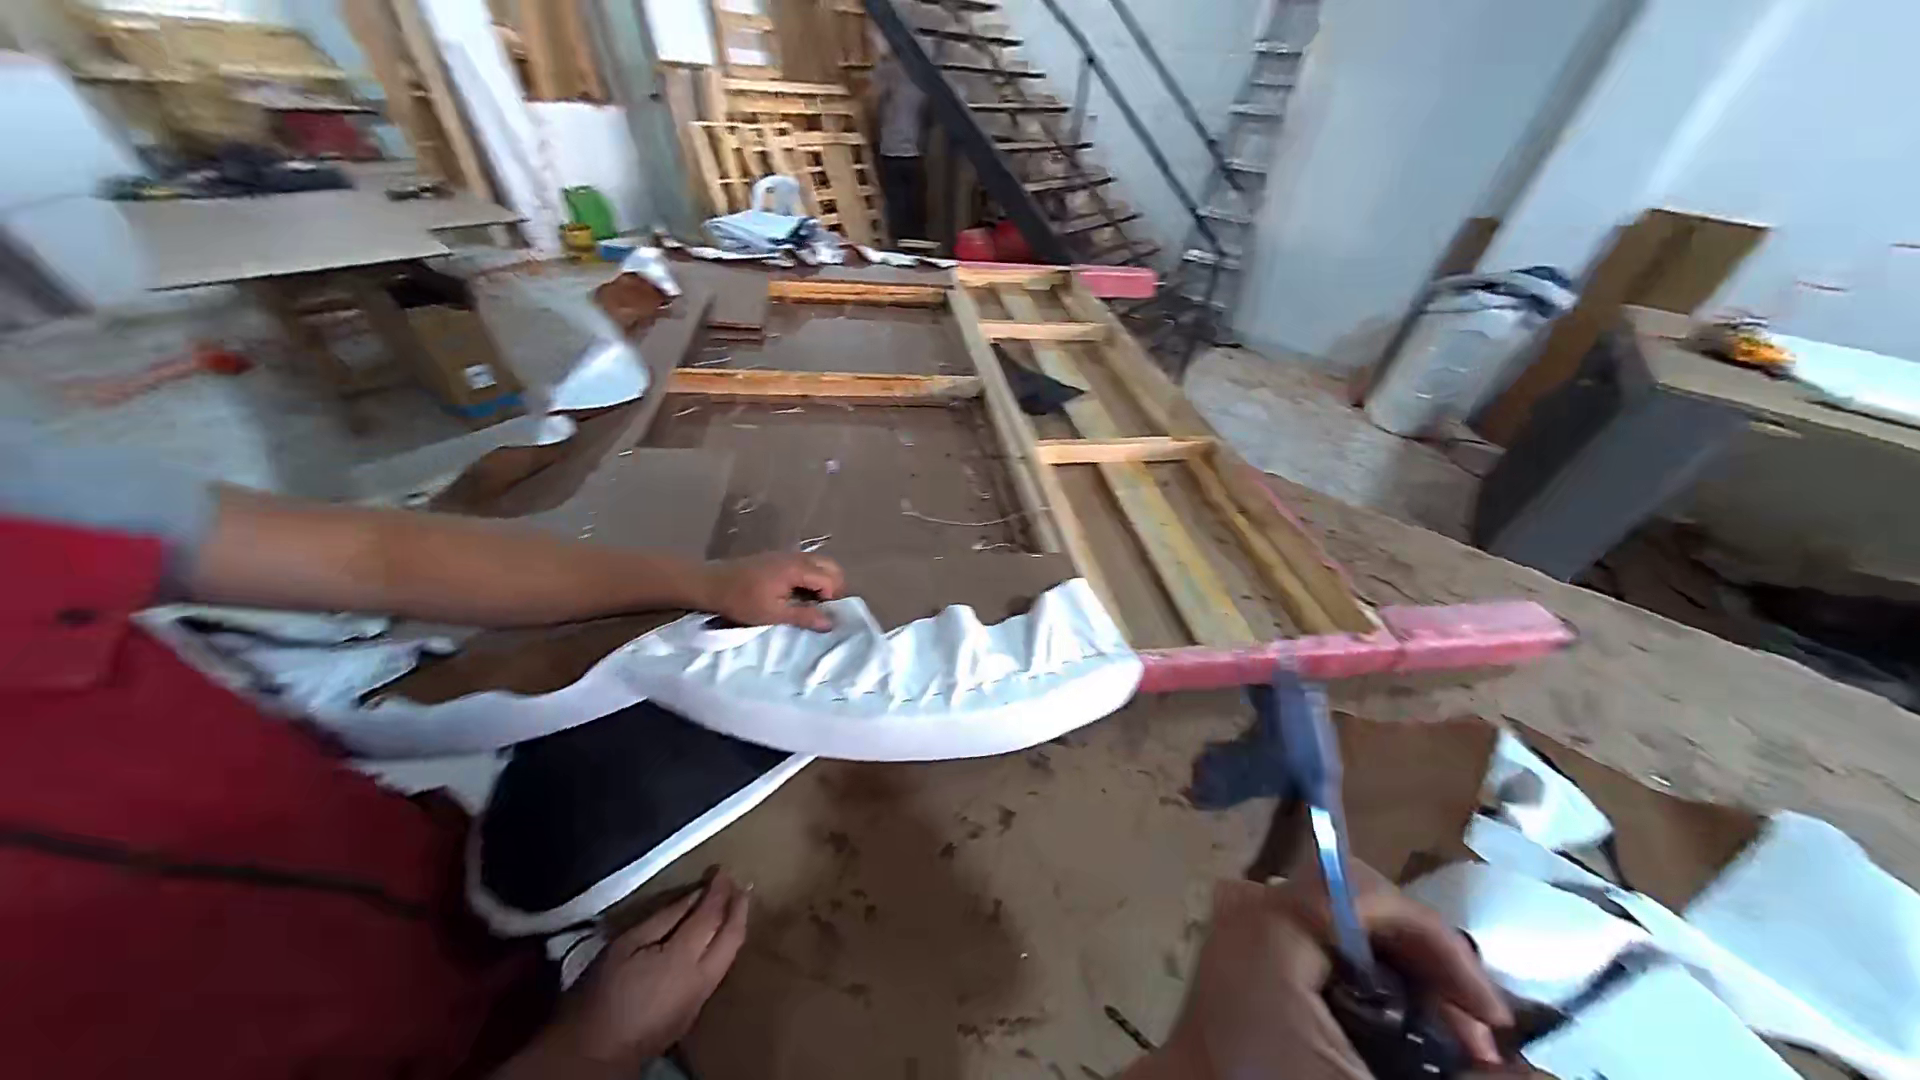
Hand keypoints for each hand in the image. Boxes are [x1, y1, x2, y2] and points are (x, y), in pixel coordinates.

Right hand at [512, 873, 750, 1075]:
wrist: (587, 1058)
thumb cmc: (599, 994)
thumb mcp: (625, 945)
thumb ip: (665, 917)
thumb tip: (695, 895)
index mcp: (682, 960)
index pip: (712, 915)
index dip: (720, 889)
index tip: (722, 870)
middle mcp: (701, 979)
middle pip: (733, 935)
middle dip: (739, 906)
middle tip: (738, 884)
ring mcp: (701, 999)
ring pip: (732, 954)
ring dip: (735, 926)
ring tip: (734, 904)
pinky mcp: (695, 1013)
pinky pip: (721, 970)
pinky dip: (725, 946)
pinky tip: (719, 936)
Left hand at [698, 553, 844, 630]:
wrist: (711, 583)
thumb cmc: (741, 600)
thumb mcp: (773, 614)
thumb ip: (804, 616)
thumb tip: (831, 623)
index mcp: (798, 569)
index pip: (831, 580)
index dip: (833, 599)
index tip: (823, 616)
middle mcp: (797, 557)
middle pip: (832, 567)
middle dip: (834, 587)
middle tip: (823, 608)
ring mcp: (789, 555)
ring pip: (821, 564)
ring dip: (823, 582)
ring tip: (812, 603)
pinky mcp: (780, 558)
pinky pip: (808, 564)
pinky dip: (813, 577)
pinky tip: (799, 594)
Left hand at [1130, 868, 1510, 1079]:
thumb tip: (1547, 1076)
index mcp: (1268, 927)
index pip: (1361, 889)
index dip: (1434, 939)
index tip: (1489, 1015)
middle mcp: (1248, 912)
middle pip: (1356, 906)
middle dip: (1426, 964)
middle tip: (1476, 1040)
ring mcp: (1239, 930)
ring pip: (1341, 927)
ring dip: (1401, 976)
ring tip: (1448, 1044)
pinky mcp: (1240, 956)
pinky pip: (1315, 944)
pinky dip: (1364, 980)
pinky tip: (1395, 1033)